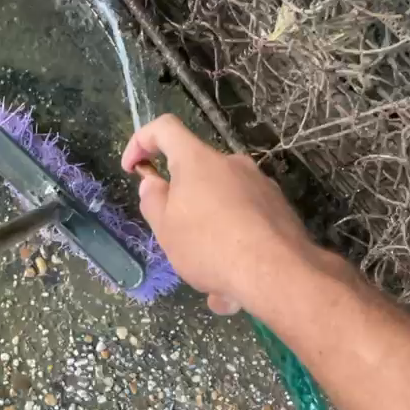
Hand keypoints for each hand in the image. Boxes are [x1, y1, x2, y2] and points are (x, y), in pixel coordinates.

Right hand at [121, 115, 319, 315]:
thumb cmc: (209, 246)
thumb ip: (153, 201)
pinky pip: (244, 220)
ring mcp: (259, 183)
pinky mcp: (278, 207)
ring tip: (209, 276)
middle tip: (176, 238)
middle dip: (182, 204)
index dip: (141, 142)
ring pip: (221, 203)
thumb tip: (152, 182)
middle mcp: (231, 163)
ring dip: (209, 233)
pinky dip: (233, 242)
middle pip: (196, 173)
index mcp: (197, 160)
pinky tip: (233, 280)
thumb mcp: (166, 229)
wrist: (275, 272)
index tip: (131, 168)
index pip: (164, 129)